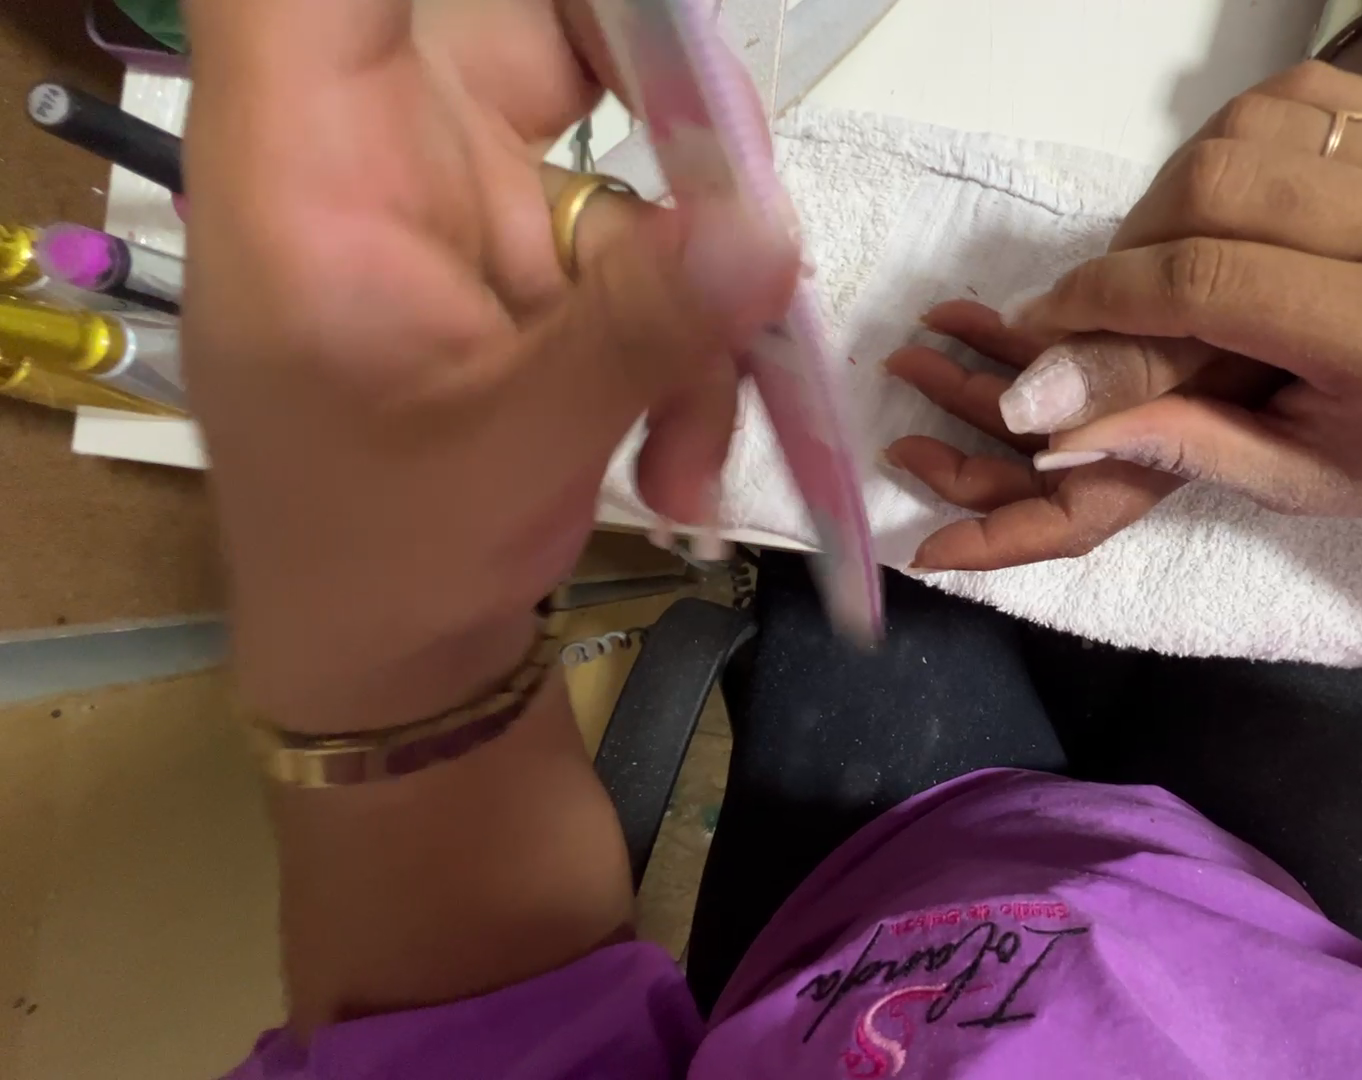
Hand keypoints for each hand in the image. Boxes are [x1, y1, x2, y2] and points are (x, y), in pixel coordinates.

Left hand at [184, 0, 796, 731]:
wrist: (402, 644)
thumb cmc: (392, 549)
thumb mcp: (517, 443)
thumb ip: (638, 333)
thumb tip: (772, 232)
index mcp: (326, 164)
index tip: (646, 28)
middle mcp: (414, 168)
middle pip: (553, 53)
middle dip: (681, 145)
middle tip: (755, 241)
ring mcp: (500, 234)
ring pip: (649, 215)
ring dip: (698, 338)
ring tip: (689, 463)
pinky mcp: (560, 299)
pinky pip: (664, 296)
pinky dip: (693, 379)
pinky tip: (680, 470)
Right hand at [990, 62, 1361, 526]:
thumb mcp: (1289, 484)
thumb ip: (1177, 442)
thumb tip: (1054, 416)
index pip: (1208, 282)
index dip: (1106, 297)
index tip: (1046, 321)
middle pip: (1217, 185)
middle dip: (1129, 245)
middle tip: (1106, 298)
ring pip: (1244, 129)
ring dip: (1172, 193)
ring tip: (1162, 259)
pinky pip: (1291, 100)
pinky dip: (1227, 144)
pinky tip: (1219, 206)